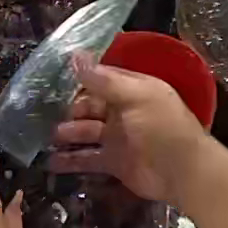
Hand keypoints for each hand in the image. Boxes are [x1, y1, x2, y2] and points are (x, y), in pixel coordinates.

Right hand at [50, 53, 211, 205]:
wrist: (184, 172)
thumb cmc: (162, 127)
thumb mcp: (134, 96)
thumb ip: (103, 79)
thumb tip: (75, 55)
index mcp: (132, 90)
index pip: (99, 80)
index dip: (77, 81)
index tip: (50, 82)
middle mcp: (123, 111)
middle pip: (88, 107)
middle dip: (68, 110)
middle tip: (43, 115)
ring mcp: (118, 138)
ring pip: (85, 133)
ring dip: (66, 135)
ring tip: (45, 138)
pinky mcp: (114, 163)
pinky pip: (87, 159)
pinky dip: (69, 161)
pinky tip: (50, 162)